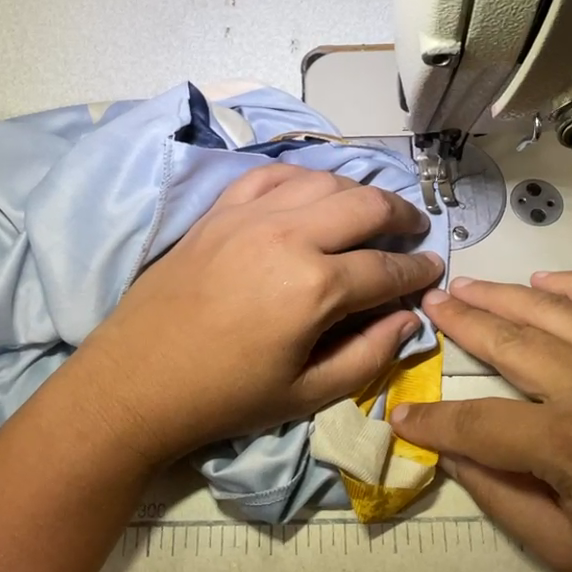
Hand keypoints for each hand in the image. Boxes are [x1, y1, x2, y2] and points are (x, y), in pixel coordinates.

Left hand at [69, 165, 443, 469]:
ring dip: (357, 192)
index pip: (386, 268)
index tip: (433, 267)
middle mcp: (289, 236)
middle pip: (365, 205)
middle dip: (401, 215)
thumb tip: (409, 319)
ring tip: (370, 211)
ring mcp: (251, 215)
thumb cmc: (225, 396)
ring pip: (323, 180)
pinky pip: (271, 175)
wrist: (137, 379)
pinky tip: (312, 194)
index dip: (417, 269)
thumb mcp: (306, 394)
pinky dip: (302, 179)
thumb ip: (368, 354)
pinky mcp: (220, 210)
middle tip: (414, 228)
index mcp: (315, 287)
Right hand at [392, 272, 571, 571]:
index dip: (432, 420)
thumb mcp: (564, 551)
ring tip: (466, 285)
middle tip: (428, 303)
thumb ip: (497, 493)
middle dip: (461, 322)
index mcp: (571, 444)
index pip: (477, 421)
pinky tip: (545, 280)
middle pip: (511, 341)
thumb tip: (448, 449)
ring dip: (504, 294)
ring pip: (553, 311)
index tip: (399, 413)